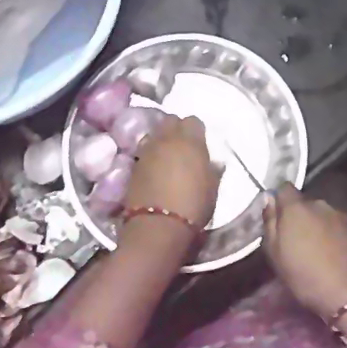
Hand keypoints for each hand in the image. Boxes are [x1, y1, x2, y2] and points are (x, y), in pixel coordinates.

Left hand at [123, 115, 219, 244]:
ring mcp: (147, 151)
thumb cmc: (193, 205)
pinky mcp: (133, 166)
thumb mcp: (212, 188)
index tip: (200, 143)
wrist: (158, 227)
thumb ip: (213, 170)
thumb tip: (214, 162)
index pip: (193, 120)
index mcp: (190, 141)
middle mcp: (166, 140)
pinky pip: (143, 152)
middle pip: (170, 121)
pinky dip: (150, 156)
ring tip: (167, 156)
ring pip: (154, 134)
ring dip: (161, 141)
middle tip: (183, 146)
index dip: (196, 130)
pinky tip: (154, 170)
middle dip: (176, 129)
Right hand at [265, 186, 346, 319]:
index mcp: (297, 207)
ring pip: (321, 214)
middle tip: (294, 240)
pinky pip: (336, 224)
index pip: (284, 188)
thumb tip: (269, 198)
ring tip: (315, 249)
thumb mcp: (275, 254)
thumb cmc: (305, 276)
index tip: (276, 217)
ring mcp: (340, 214)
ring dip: (316, 224)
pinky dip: (332, 233)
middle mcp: (320, 204)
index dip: (279, 199)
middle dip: (298, 216)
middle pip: (304, 203)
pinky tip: (332, 253)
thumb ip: (270, 222)